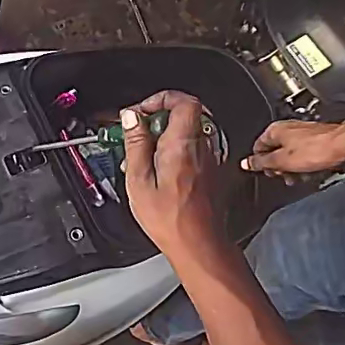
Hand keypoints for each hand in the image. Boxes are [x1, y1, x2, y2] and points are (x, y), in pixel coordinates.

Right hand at [120, 92, 227, 259]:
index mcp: (182, 144)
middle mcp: (202, 147)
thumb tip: (131, 117)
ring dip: (167, 139)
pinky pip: (195, 152)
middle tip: (139, 136)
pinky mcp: (212, 173)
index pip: (183, 101)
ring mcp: (210, 160)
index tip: (142, 112)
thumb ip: (136, 144)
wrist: (199, 244)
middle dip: (159, 120)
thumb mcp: (139, 180)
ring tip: (146, 160)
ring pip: (189, 135)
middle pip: (185, 116)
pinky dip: (177, 154)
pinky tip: (161, 174)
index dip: (161, 99)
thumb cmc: (171, 219)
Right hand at [242, 120, 344, 175]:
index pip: (257, 149)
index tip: (270, 173)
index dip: (262, 164)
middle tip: (287, 176)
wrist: (343, 145)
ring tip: (301, 175)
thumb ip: (262, 162)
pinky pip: (303, 154)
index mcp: (275, 131)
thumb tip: (246, 163)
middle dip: (279, 168)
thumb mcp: (282, 161)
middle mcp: (287, 129)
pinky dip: (304, 163)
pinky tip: (311, 170)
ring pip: (289, 155)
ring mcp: (301, 133)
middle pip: (274, 152)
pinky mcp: (314, 139)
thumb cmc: (317, 150)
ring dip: (293, 168)